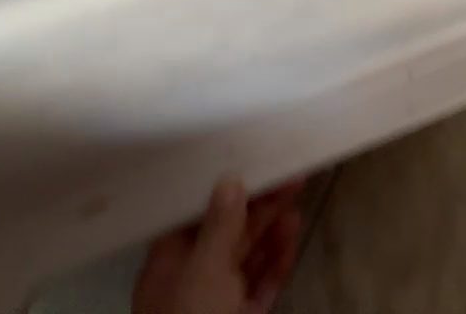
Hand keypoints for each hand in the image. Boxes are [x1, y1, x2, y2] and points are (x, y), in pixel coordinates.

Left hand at [133, 177, 304, 313]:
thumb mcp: (205, 272)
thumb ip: (220, 226)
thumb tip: (230, 180)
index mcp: (168, 270)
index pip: (192, 221)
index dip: (222, 192)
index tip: (252, 165)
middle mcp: (191, 284)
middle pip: (226, 234)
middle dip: (257, 205)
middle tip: (289, 175)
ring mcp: (218, 305)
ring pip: (247, 257)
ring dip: (271, 227)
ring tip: (297, 198)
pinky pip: (261, 284)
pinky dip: (277, 259)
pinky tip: (293, 235)